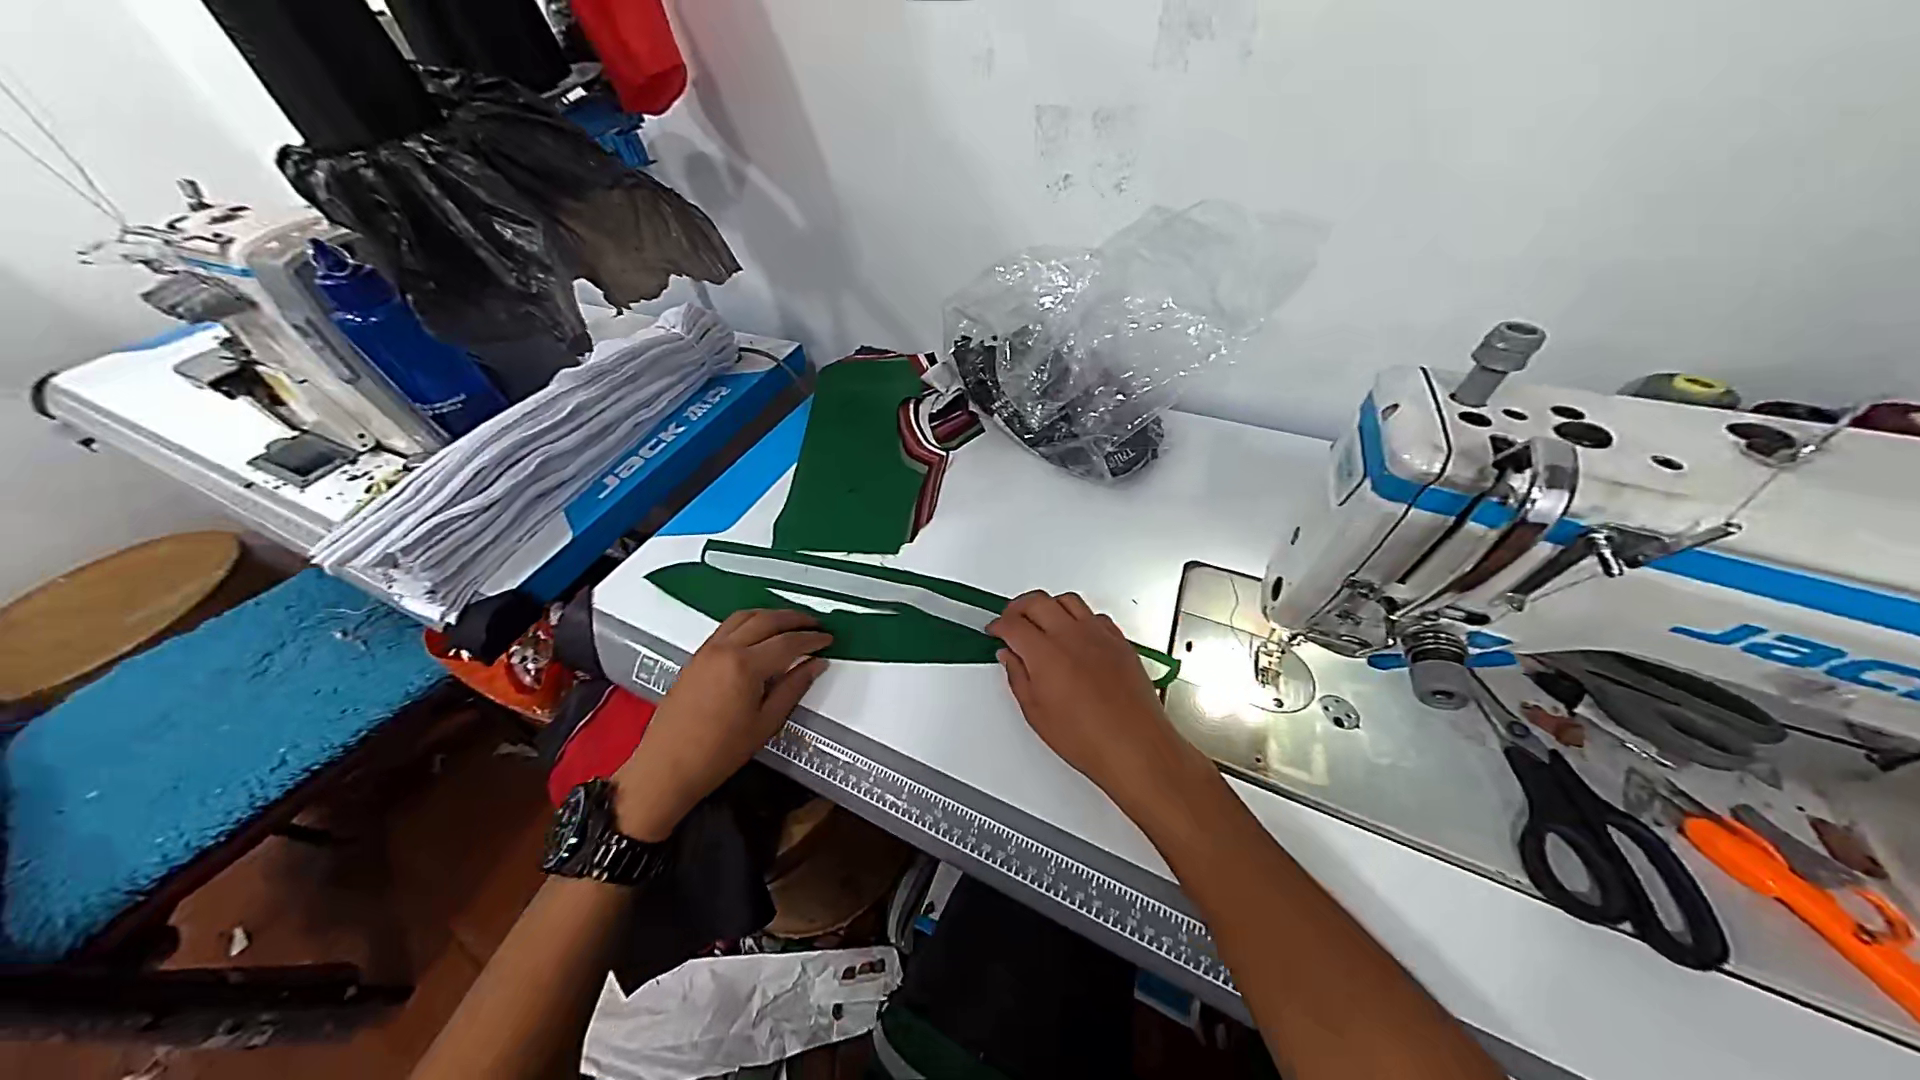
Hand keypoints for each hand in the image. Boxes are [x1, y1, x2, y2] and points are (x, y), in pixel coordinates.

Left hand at [612, 610, 830, 839]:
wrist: (668, 767)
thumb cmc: (715, 753)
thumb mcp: (766, 722)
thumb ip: (793, 687)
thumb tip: (814, 666)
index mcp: (745, 666)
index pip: (788, 642)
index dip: (812, 639)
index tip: (826, 640)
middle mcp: (725, 650)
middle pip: (768, 620)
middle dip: (796, 619)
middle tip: (815, 625)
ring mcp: (708, 650)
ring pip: (746, 616)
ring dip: (772, 614)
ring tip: (791, 622)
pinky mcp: (697, 656)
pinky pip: (728, 625)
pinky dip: (750, 621)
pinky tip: (760, 630)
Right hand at [988, 591, 1206, 808]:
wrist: (1134, 745)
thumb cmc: (1090, 738)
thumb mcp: (1036, 712)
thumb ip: (1018, 677)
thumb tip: (1011, 659)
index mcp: (1045, 653)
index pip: (1013, 624)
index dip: (999, 625)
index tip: (996, 631)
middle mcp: (1072, 636)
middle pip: (1037, 601)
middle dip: (1018, 607)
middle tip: (1011, 619)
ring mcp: (1098, 635)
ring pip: (1068, 600)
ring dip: (1049, 604)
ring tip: (1041, 618)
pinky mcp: (1119, 641)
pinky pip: (1095, 615)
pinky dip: (1079, 616)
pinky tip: (1075, 629)